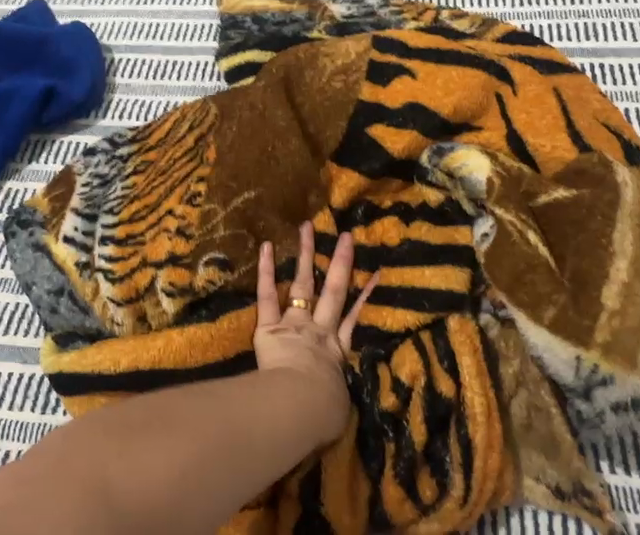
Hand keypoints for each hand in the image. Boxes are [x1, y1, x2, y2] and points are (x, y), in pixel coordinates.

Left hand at [253, 223, 379, 446]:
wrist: (300, 406)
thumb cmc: (321, 413)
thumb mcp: (336, 408)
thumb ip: (335, 396)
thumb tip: (333, 403)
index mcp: (337, 352)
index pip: (353, 318)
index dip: (364, 296)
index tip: (374, 274)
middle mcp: (319, 331)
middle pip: (333, 291)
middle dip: (339, 262)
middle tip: (345, 235)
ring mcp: (295, 324)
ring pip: (302, 283)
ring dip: (305, 254)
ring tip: (306, 226)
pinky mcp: (269, 327)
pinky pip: (267, 296)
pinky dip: (266, 271)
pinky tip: (265, 246)